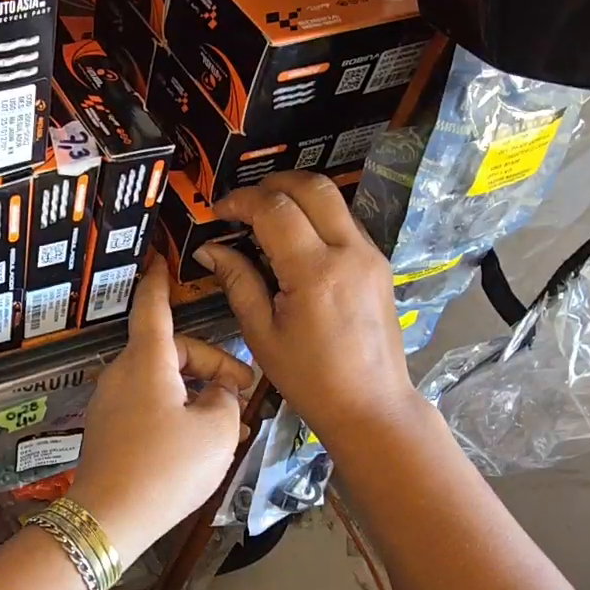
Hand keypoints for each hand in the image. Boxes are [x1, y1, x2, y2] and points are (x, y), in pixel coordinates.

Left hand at [68, 258, 252, 561]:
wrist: (110, 518)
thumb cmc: (167, 467)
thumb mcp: (217, 431)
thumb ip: (225, 401)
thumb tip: (218, 395)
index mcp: (146, 362)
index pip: (153, 308)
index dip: (161, 283)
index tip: (161, 260)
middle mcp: (122, 374)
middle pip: (171, 351)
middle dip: (211, 365)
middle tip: (243, 395)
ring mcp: (111, 403)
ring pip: (163, 382)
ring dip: (198, 395)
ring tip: (232, 427)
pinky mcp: (110, 430)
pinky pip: (149, 406)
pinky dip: (177, 413)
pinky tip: (203, 444)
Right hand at [197, 172, 418, 439]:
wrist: (370, 405)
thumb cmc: (308, 378)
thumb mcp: (261, 334)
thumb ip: (238, 282)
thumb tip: (211, 249)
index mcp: (315, 272)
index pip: (275, 209)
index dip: (241, 201)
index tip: (218, 212)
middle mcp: (349, 252)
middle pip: (313, 186)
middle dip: (273, 183)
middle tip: (243, 203)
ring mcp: (370, 255)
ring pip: (334, 199)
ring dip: (297, 197)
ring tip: (265, 219)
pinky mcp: (379, 264)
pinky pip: (345, 222)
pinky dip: (316, 217)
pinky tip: (294, 242)